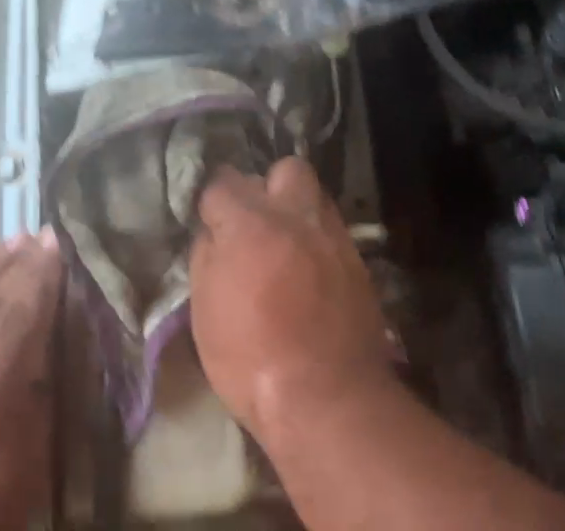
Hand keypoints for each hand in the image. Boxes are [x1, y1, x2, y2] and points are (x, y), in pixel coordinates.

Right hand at [189, 157, 391, 443]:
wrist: (328, 396)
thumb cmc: (251, 360)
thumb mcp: (206, 312)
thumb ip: (208, 257)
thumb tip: (214, 234)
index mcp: (251, 224)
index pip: (224, 182)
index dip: (214, 203)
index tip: (211, 223)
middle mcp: (297, 216)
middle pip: (286, 169)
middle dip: (268, 187)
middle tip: (256, 222)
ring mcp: (334, 235)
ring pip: (315, 196)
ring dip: (296, 211)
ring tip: (283, 246)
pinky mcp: (358, 259)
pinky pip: (333, 230)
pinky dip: (317, 240)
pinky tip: (308, 271)